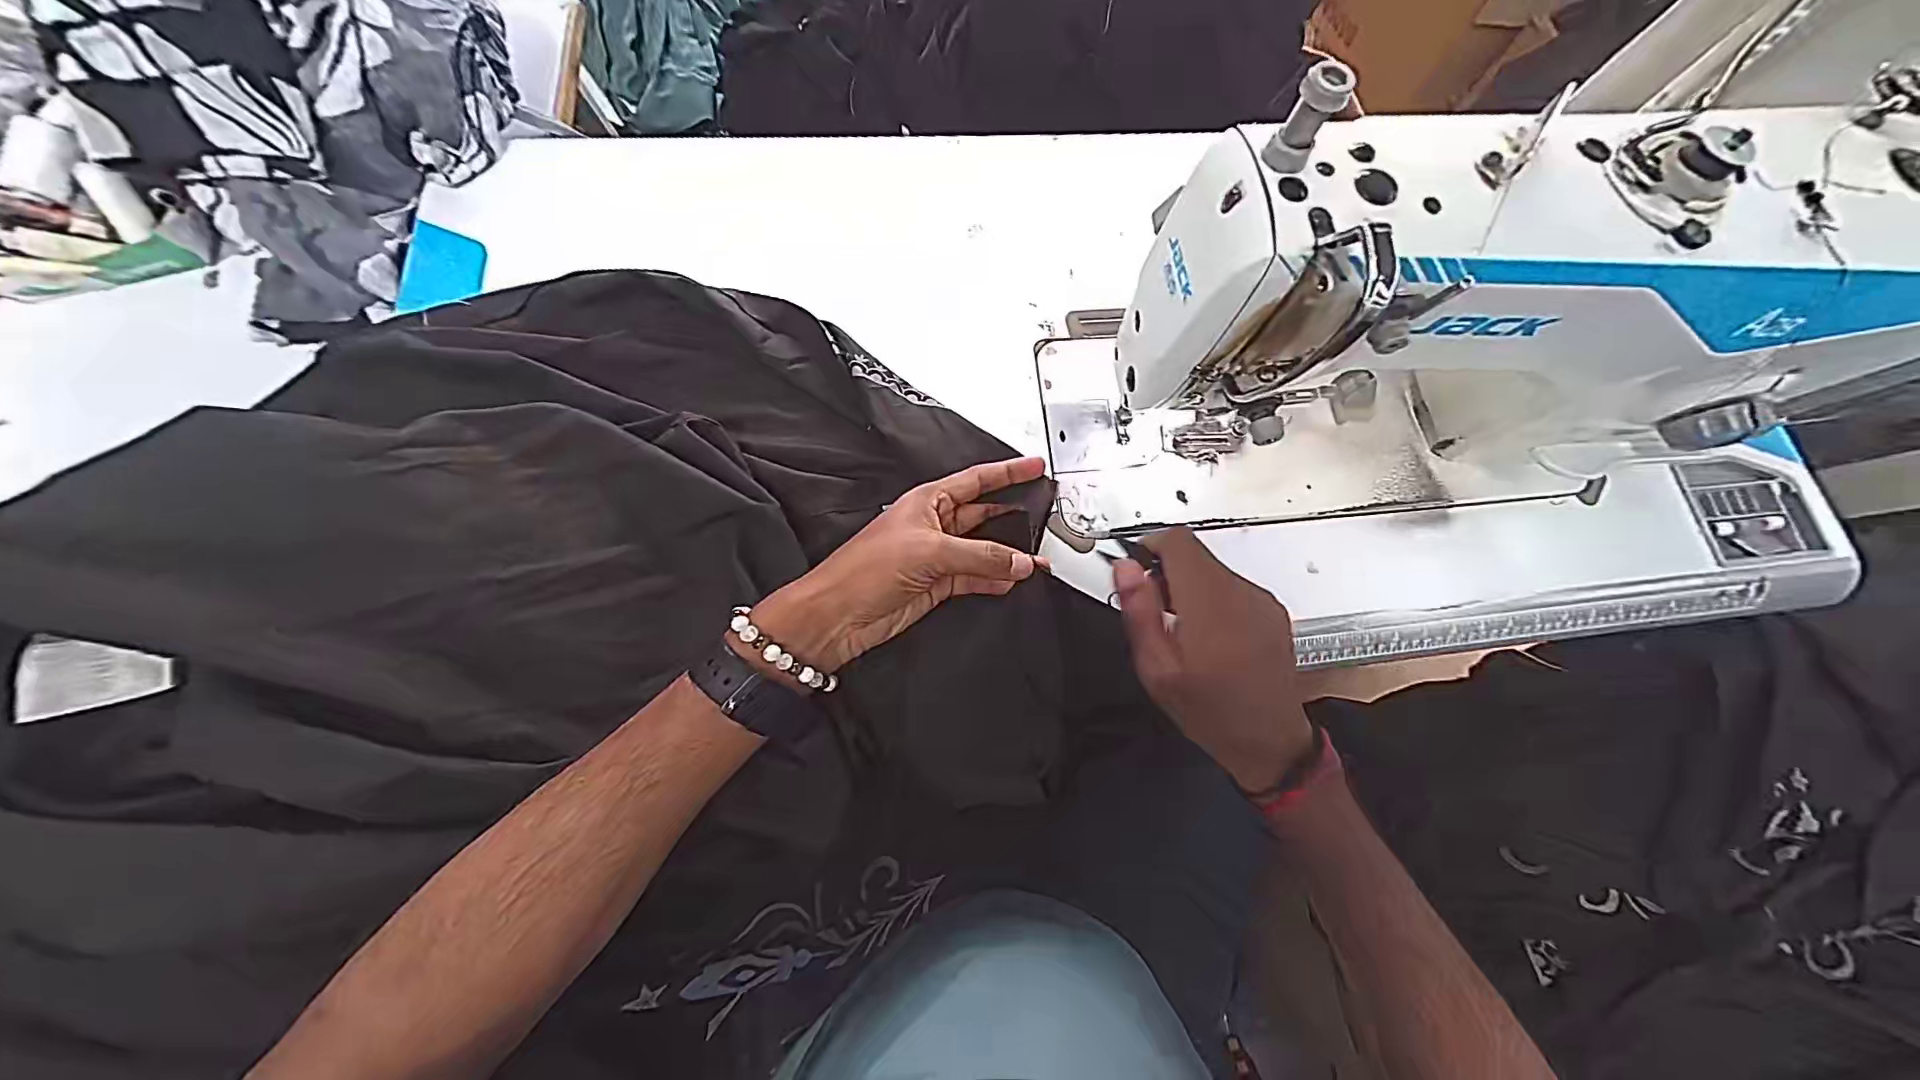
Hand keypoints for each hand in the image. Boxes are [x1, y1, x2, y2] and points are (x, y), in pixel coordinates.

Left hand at [746, 457, 1050, 675]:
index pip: (977, 479)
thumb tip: (1018, 560)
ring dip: (1008, 555)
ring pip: (983, 550)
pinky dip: (995, 579)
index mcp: (927, 501)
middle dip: (1013, 518)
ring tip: (1035, 559)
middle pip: (984, 515)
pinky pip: (976, 577)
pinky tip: (1011, 579)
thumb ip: (980, 555)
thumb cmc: (861, 570)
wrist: (838, 616)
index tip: (1033, 466)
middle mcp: (933, 525)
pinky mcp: (937, 585)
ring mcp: (936, 557)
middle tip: (1042, 519)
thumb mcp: (929, 551)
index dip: (1007, 472)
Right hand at [1114, 528, 1313, 792]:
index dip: (1148, 548)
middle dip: (1166, 571)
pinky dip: (1211, 596)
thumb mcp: (1156, 669)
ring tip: (1181, 627)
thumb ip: (1138, 611)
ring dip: (1188, 584)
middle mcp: (1241, 595)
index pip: (1176, 542)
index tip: (1136, 569)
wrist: (1266, 739)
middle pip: (1193, 552)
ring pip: (1211, 566)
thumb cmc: (1210, 711)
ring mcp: (1260, 600)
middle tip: (1155, 609)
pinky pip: (1231, 583)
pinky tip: (1207, 632)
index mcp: (1209, 607)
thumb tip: (1126, 568)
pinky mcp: (1271, 607)